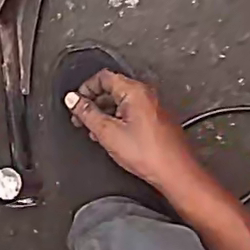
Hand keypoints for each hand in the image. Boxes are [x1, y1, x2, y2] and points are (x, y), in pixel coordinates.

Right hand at [66, 70, 201, 191]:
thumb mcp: (107, 132)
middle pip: (112, 88)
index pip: (103, 77)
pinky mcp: (156, 119)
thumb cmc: (150, 154)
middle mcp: (146, 94)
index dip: (85, 88)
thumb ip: (86, 113)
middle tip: (81, 117)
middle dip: (93, 102)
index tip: (76, 102)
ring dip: (104, 113)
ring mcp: (153, 106)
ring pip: (121, 101)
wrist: (176, 172)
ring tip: (95, 131)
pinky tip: (112, 136)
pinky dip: (118, 119)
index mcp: (135, 91)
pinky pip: (132, 112)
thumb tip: (73, 100)